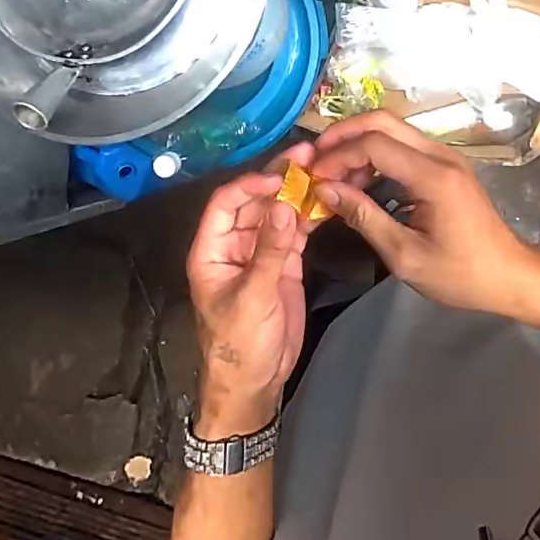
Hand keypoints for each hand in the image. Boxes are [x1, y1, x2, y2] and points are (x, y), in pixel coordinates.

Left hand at [184, 144, 317, 437]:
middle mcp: (234, 243)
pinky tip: (327, 199)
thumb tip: (283, 206)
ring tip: (322, 168)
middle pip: (254, 202)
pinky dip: (309, 216)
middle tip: (306, 155)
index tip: (278, 176)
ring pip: (277, 212)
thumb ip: (269, 252)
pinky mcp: (283, 263)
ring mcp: (260, 252)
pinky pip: (294, 232)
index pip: (225, 203)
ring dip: (297, 192)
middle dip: (278, 179)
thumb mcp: (252, 298)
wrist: (255, 385)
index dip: (249, 185)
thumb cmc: (238, 344)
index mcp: (211, 248)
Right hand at [308, 110, 535, 315]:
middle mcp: (440, 155)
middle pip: (381, 121)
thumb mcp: (405, 256)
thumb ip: (363, 217)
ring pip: (389, 127)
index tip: (314, 176)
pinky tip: (358, 179)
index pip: (374, 144)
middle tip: (316, 160)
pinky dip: (372, 152)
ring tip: (333, 174)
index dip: (338, 156)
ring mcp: (443, 155)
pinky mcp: (442, 162)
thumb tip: (324, 190)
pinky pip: (399, 142)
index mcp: (434, 177)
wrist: (513, 276)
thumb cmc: (462, 274)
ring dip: (356, 142)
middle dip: (342, 135)